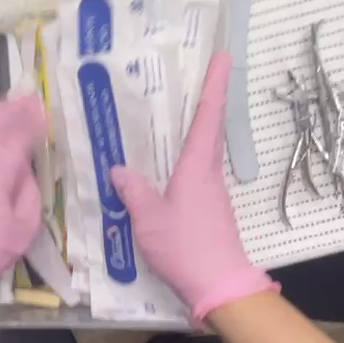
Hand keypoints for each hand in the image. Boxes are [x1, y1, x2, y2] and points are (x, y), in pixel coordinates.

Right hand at [109, 52, 276, 324]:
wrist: (218, 285)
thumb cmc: (184, 246)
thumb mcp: (148, 219)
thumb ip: (133, 191)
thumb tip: (118, 169)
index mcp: (196, 168)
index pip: (208, 118)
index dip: (215, 86)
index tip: (224, 57)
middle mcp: (209, 176)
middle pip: (208, 133)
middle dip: (203, 105)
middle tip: (192, 81)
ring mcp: (213, 195)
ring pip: (201, 158)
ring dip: (191, 138)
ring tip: (171, 124)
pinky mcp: (211, 213)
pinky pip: (195, 180)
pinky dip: (183, 168)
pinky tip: (166, 176)